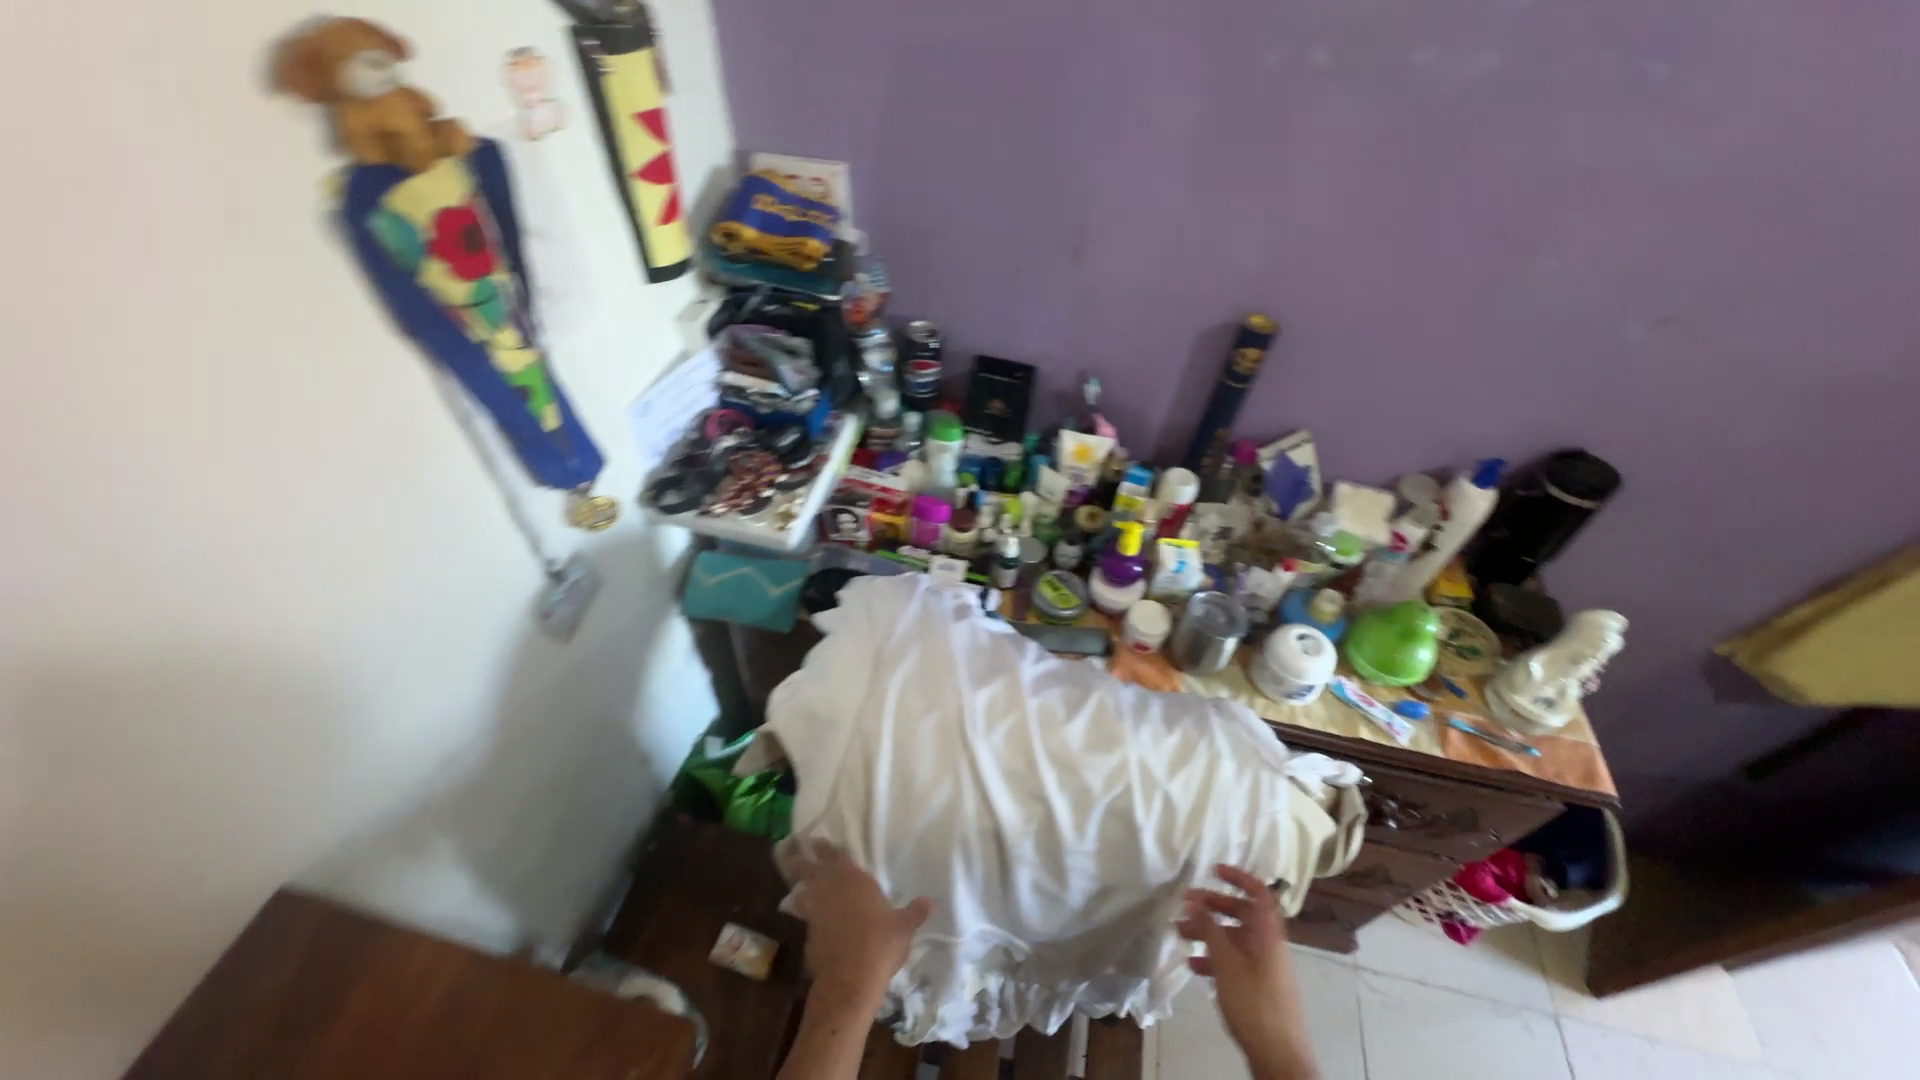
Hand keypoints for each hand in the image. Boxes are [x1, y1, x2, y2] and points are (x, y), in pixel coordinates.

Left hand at [787, 838, 932, 1005]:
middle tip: (795, 850)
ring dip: (799, 884)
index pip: (838, 857)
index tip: (817, 841)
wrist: (851, 978)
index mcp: (856, 880)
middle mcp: (832, 890)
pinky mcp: (808, 933)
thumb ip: (915, 913)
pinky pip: (804, 916)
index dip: (827, 849)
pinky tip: (806, 916)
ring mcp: (817, 912)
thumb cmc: (881, 944)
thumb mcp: (904, 928)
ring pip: (803, 890)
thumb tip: (930, 902)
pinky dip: (802, 912)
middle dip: (803, 859)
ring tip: (794, 880)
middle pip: (813, 868)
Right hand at [1179, 865, 1317, 1079]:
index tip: (1214, 869)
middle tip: (1186, 904)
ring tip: (1180, 934)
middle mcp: (1270, 945)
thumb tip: (1194, 899)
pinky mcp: (1259, 988)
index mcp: (1269, 934)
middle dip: (1214, 906)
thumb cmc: (1254, 1003)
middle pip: (1243, 914)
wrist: (1280, 1058)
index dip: (1240, 877)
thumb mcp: (1227, 963)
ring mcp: (1266, 968)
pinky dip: (1215, 958)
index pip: (1260, 893)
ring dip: (1210, 933)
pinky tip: (1193, 966)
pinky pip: (1236, 961)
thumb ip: (1210, 929)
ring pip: (1236, 939)